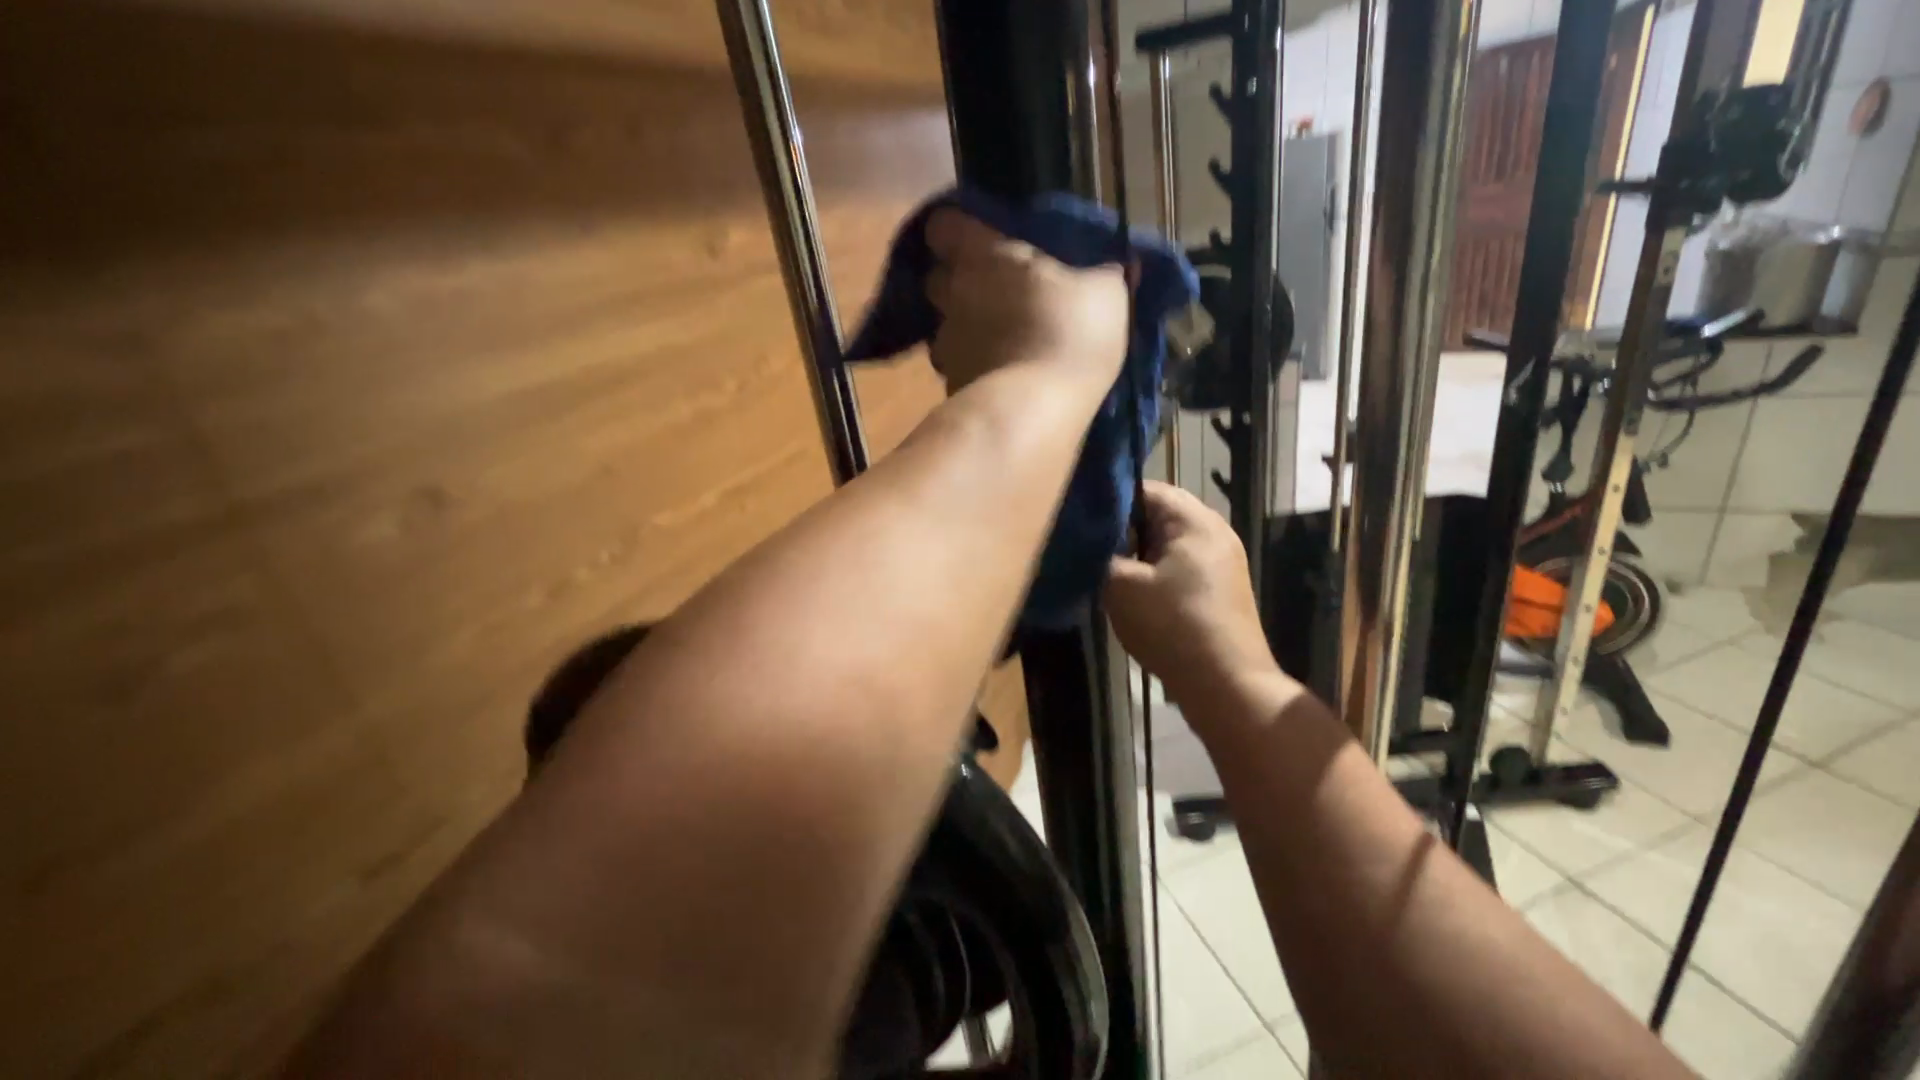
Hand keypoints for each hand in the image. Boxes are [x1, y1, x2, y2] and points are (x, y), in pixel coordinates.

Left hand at [924, 209, 1129, 392]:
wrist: (1035, 411)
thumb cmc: (1069, 334)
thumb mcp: (1106, 295)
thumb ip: (1104, 274)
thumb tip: (1117, 264)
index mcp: (984, 256)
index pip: (942, 226)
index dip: (955, 229)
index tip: (977, 237)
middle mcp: (954, 294)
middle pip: (936, 277)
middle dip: (956, 281)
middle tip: (992, 289)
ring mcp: (946, 343)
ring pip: (945, 325)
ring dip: (966, 328)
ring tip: (1000, 339)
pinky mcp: (949, 384)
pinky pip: (957, 367)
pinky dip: (974, 367)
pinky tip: (1001, 376)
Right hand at [1105, 481, 1283, 707]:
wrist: (1227, 684)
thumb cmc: (1173, 626)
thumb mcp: (1120, 586)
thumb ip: (1098, 554)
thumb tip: (1085, 541)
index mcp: (1194, 520)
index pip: (1144, 489)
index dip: (1108, 501)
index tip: (1079, 521)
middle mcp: (1214, 532)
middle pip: (1157, 516)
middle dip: (1122, 532)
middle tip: (1089, 551)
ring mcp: (1222, 562)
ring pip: (1166, 545)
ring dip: (1136, 557)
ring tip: (1106, 576)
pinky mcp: (1220, 590)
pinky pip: (1179, 568)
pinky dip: (1154, 576)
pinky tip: (1133, 598)